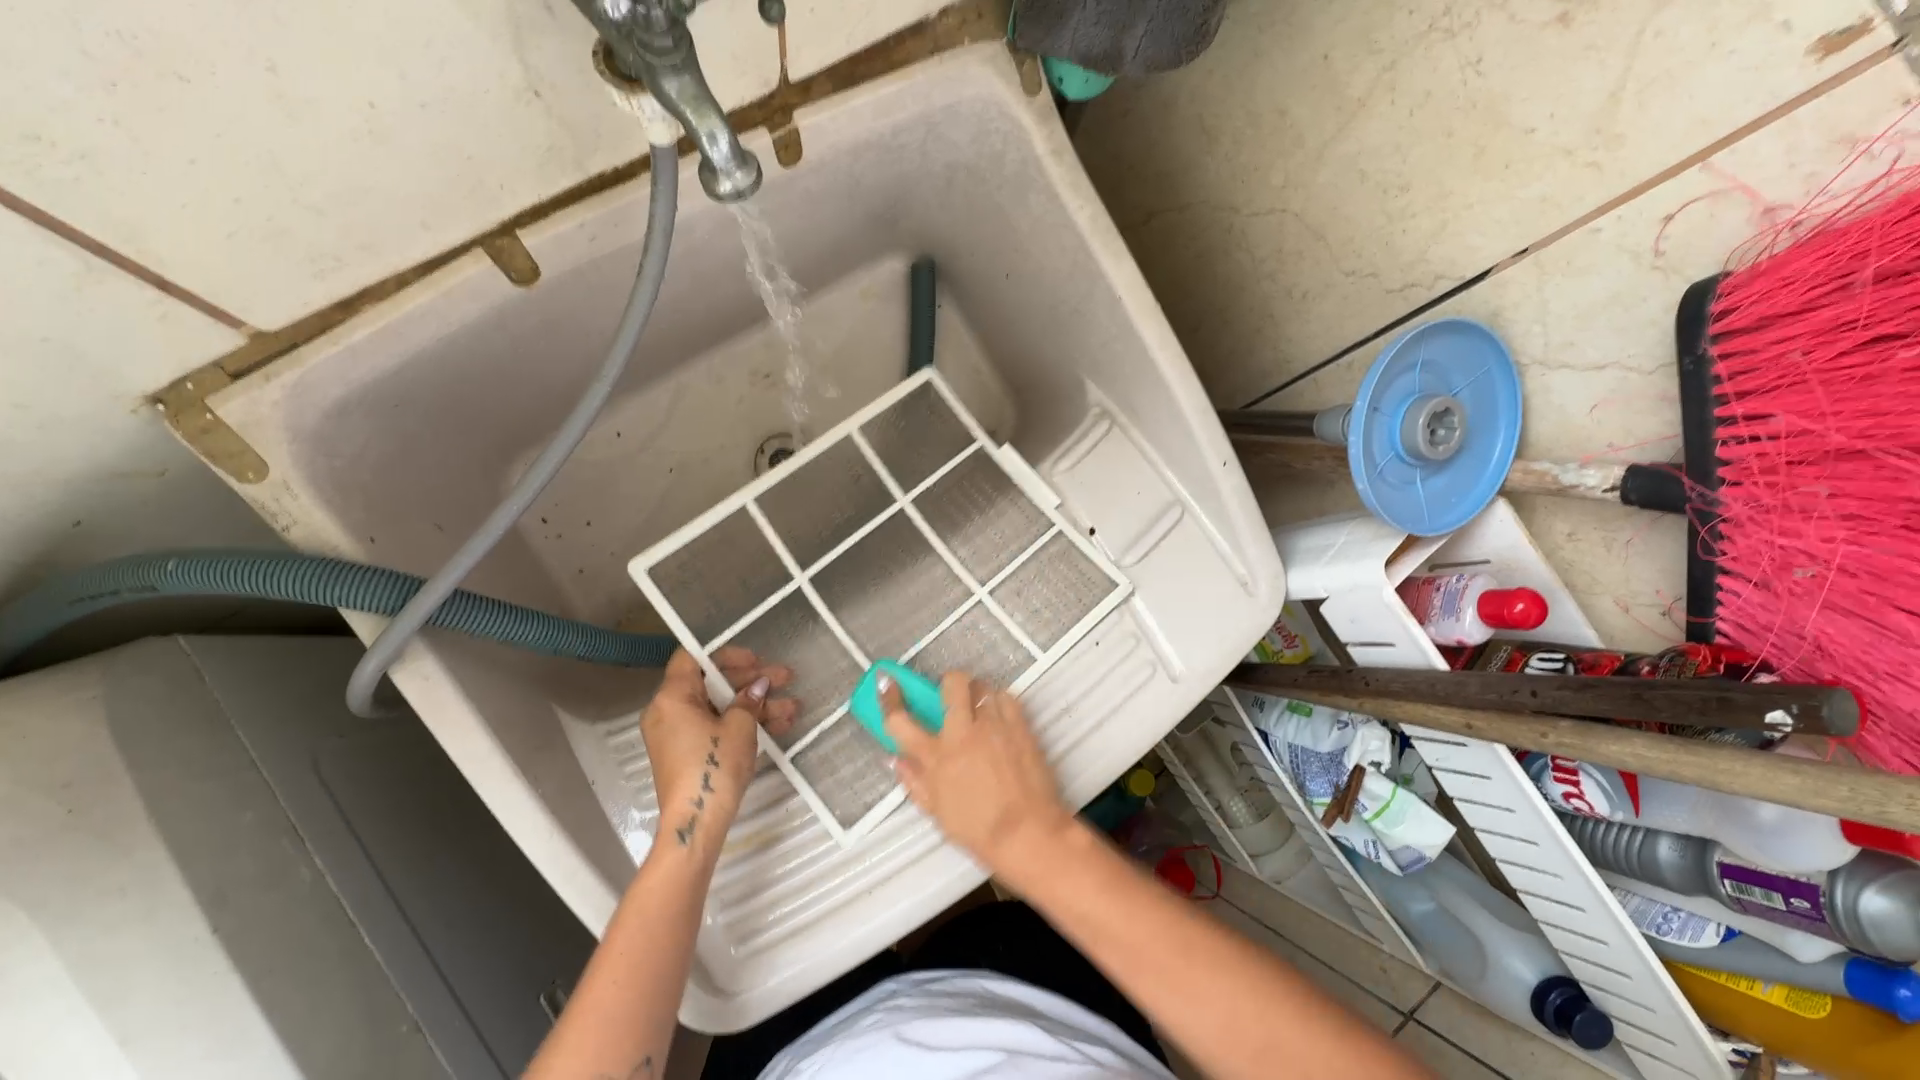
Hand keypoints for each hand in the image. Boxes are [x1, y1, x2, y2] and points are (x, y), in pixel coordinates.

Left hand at [642, 647, 795, 856]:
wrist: (696, 822)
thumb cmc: (714, 767)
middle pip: (712, 683)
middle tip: (786, 680)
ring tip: (793, 709)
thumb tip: (758, 686)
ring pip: (719, 708)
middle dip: (752, 682)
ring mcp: (677, 734)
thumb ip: (749, 700)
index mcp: (672, 697)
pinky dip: (741, 725)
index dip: (726, 654)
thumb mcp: (739, 728)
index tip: (756, 660)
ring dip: (756, 707)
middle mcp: (667, 711)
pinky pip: (714, 728)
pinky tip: (779, 727)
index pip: (693, 658)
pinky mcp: (686, 753)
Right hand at [880, 671, 1074, 874]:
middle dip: (947, 684)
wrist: (1028, 833)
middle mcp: (964, 733)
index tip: (888, 684)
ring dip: (975, 693)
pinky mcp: (1021, 726)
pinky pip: (1006, 697)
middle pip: (952, 683)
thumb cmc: (978, 829)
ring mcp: (995, 726)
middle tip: (948, 699)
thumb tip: (897, 759)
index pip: (900, 718)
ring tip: (976, 711)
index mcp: (936, 757)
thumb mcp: (936, 812)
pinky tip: (998, 718)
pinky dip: (999, 702)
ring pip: (982, 686)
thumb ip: (915, 781)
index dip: (889, 697)